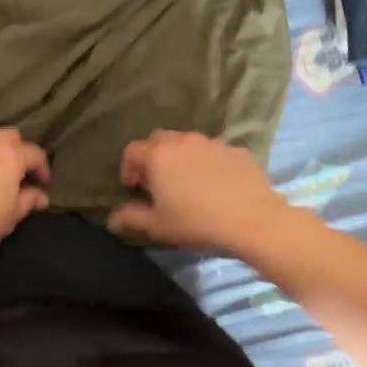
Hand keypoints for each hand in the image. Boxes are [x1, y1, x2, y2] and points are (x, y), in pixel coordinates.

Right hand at [108, 130, 292, 253]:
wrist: (253, 220)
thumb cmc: (197, 222)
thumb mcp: (158, 226)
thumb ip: (131, 218)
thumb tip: (113, 218)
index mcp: (158, 156)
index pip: (132, 151)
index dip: (128, 168)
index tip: (133, 187)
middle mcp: (183, 141)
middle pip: (159, 140)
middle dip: (153, 157)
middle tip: (158, 182)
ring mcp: (212, 143)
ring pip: (188, 142)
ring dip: (181, 157)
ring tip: (187, 182)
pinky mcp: (236, 150)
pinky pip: (214, 152)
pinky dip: (208, 162)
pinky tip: (216, 184)